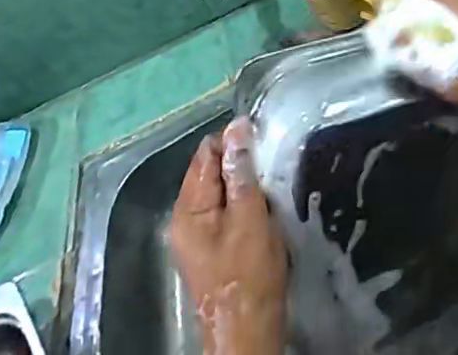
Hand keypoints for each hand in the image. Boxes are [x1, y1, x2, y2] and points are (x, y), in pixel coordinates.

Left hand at [168, 118, 286, 354]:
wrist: (249, 331)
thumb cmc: (249, 273)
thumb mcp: (249, 215)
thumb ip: (241, 170)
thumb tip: (236, 126)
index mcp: (188, 209)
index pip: (206, 153)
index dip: (234, 141)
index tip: (264, 142)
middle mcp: (186, 218)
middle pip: (212, 169)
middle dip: (241, 163)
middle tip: (271, 165)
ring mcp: (198, 234)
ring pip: (222, 188)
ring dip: (246, 182)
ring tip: (272, 183)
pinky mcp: (214, 245)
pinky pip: (227, 208)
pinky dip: (245, 201)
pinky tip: (265, 205)